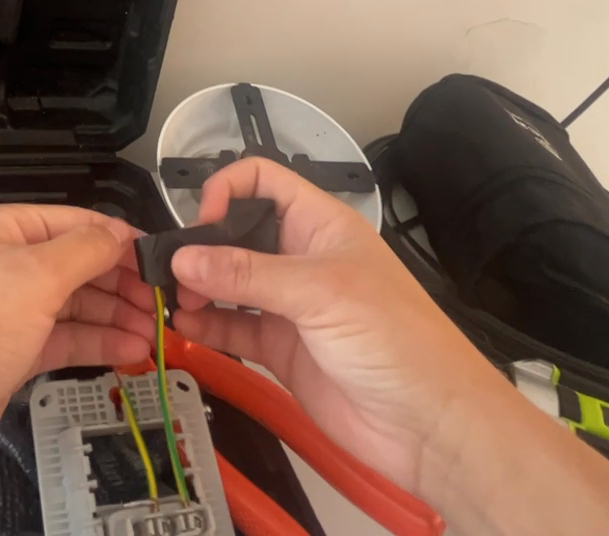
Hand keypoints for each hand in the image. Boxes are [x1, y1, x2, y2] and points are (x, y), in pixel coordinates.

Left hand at [0, 204, 152, 480]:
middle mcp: (7, 264)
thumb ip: (86, 249)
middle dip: (120, 281)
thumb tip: (120, 231)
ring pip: (75, 304)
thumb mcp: (36, 275)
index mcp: (5, 229)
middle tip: (160, 301)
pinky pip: (64, 338)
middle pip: (78, 264)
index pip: (74, 222)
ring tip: (154, 332)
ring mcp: (10, 310)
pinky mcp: (13, 352)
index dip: (116, 237)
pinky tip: (130, 349)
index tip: (156, 256)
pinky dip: (97, 342)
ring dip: (115, 315)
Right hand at [168, 157, 514, 492]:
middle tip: (176, 267)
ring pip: (230, 281)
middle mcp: (299, 256)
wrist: (432, 428)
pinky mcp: (280, 346)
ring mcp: (288, 303)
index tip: (204, 221)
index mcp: (318, 224)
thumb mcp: (319, 291)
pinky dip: (208, 323)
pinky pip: (234, 325)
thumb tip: (183, 257)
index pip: (262, 181)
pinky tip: (187, 324)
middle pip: (237, 232)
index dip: (228, 189)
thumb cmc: (395, 338)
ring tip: (176, 298)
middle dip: (203, 244)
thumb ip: (248, 273)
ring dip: (199, 285)